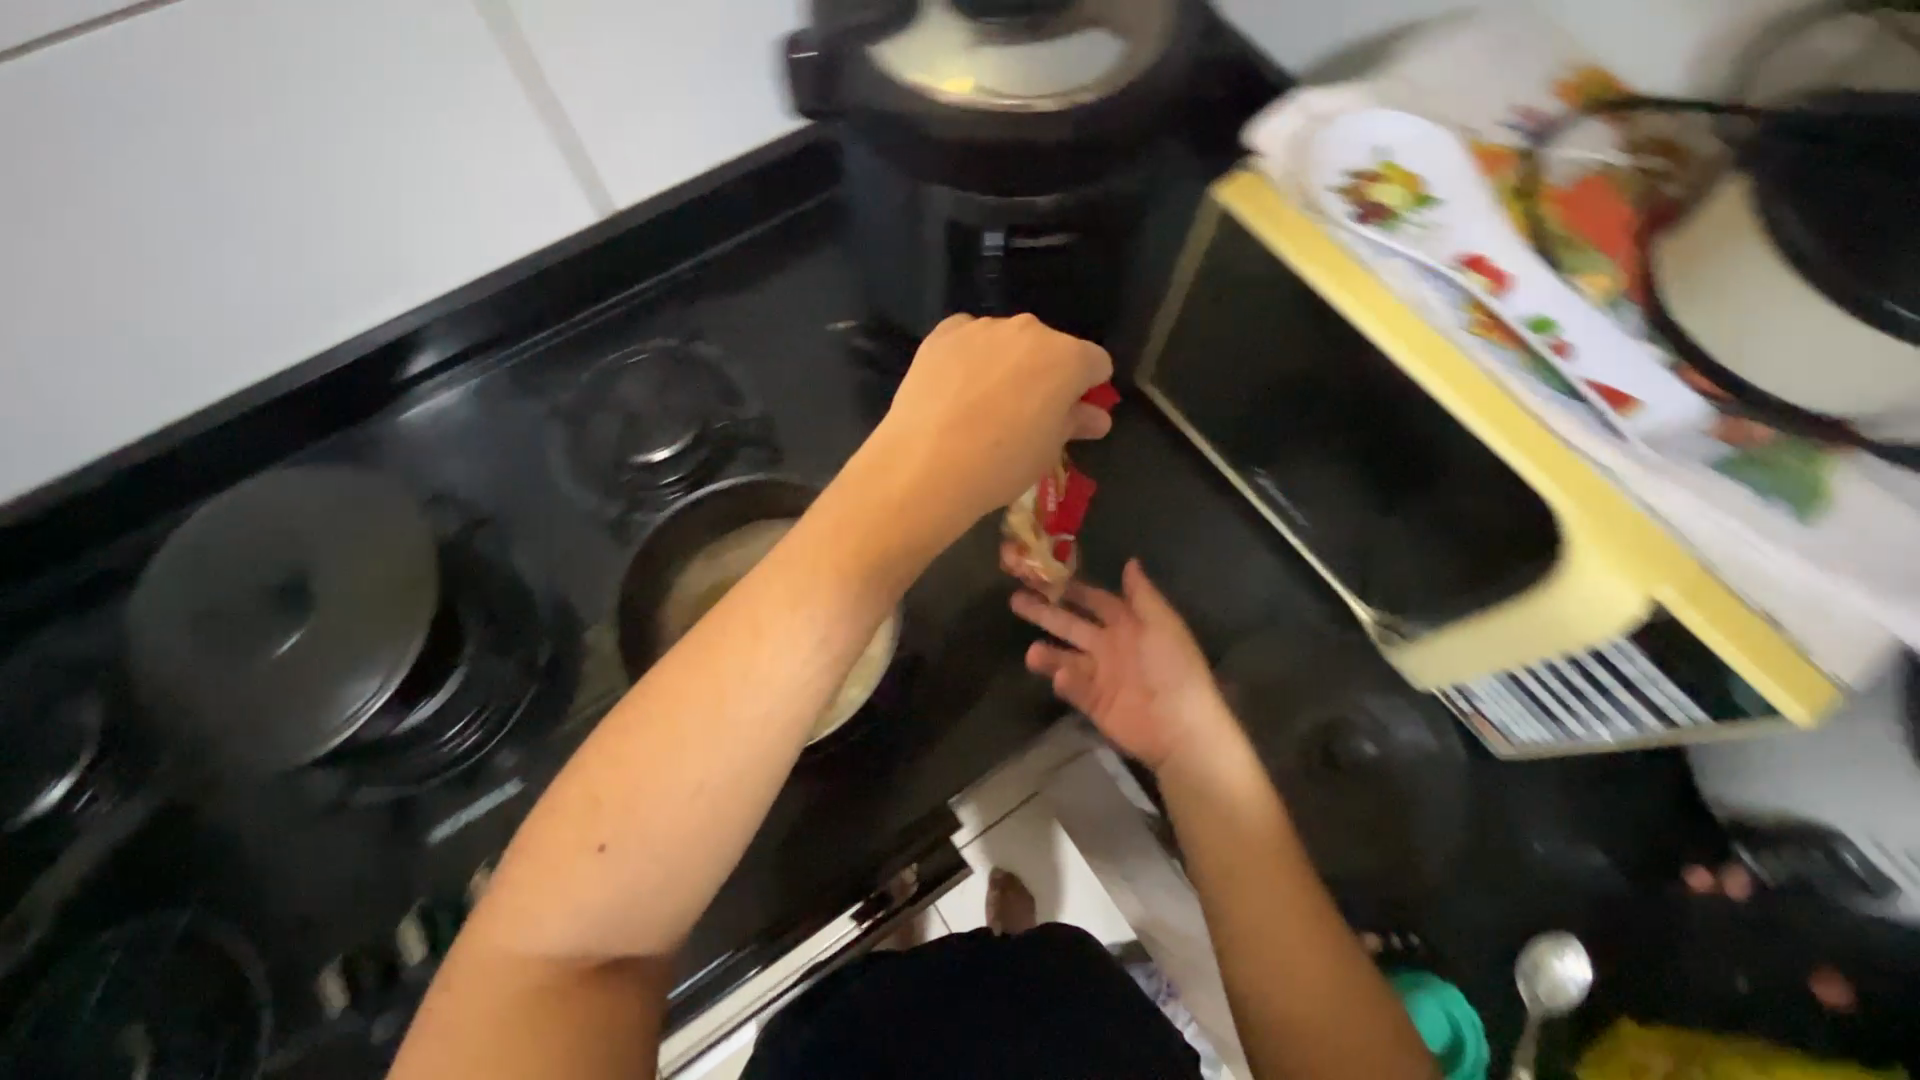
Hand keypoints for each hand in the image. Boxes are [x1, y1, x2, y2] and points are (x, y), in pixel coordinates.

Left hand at [872, 314, 1112, 534]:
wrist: (925, 465)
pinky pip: (968, 339)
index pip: (1096, 364)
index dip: (1087, 390)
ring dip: (1007, 365)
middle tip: (1025, 416)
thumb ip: (1074, 423)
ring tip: (983, 408)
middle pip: (1051, 348)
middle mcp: (1029, 331)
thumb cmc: (1001, 464)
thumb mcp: (1047, 451)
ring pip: (1008, 342)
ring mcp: (983, 328)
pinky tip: (956, 391)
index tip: (1070, 416)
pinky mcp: (943, 334)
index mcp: (1068, 358)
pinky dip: (969, 358)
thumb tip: (1096, 417)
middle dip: (1046, 375)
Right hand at [1006, 556, 1228, 770]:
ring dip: (1047, 653)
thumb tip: (1130, 561)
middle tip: (1015, 600)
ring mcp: (1100, 675)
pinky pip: (1073, 687)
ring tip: (1031, 653)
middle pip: (1071, 625)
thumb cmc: (1174, 668)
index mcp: (1128, 625)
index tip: (1045, 575)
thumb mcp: (1163, 625)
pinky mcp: (1093, 702)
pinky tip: (1062, 677)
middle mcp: (1110, 646)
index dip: (1072, 589)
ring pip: (1065, 657)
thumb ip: (1142, 595)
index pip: (1095, 600)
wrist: (1180, 725)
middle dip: (1045, 613)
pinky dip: (1066, 682)